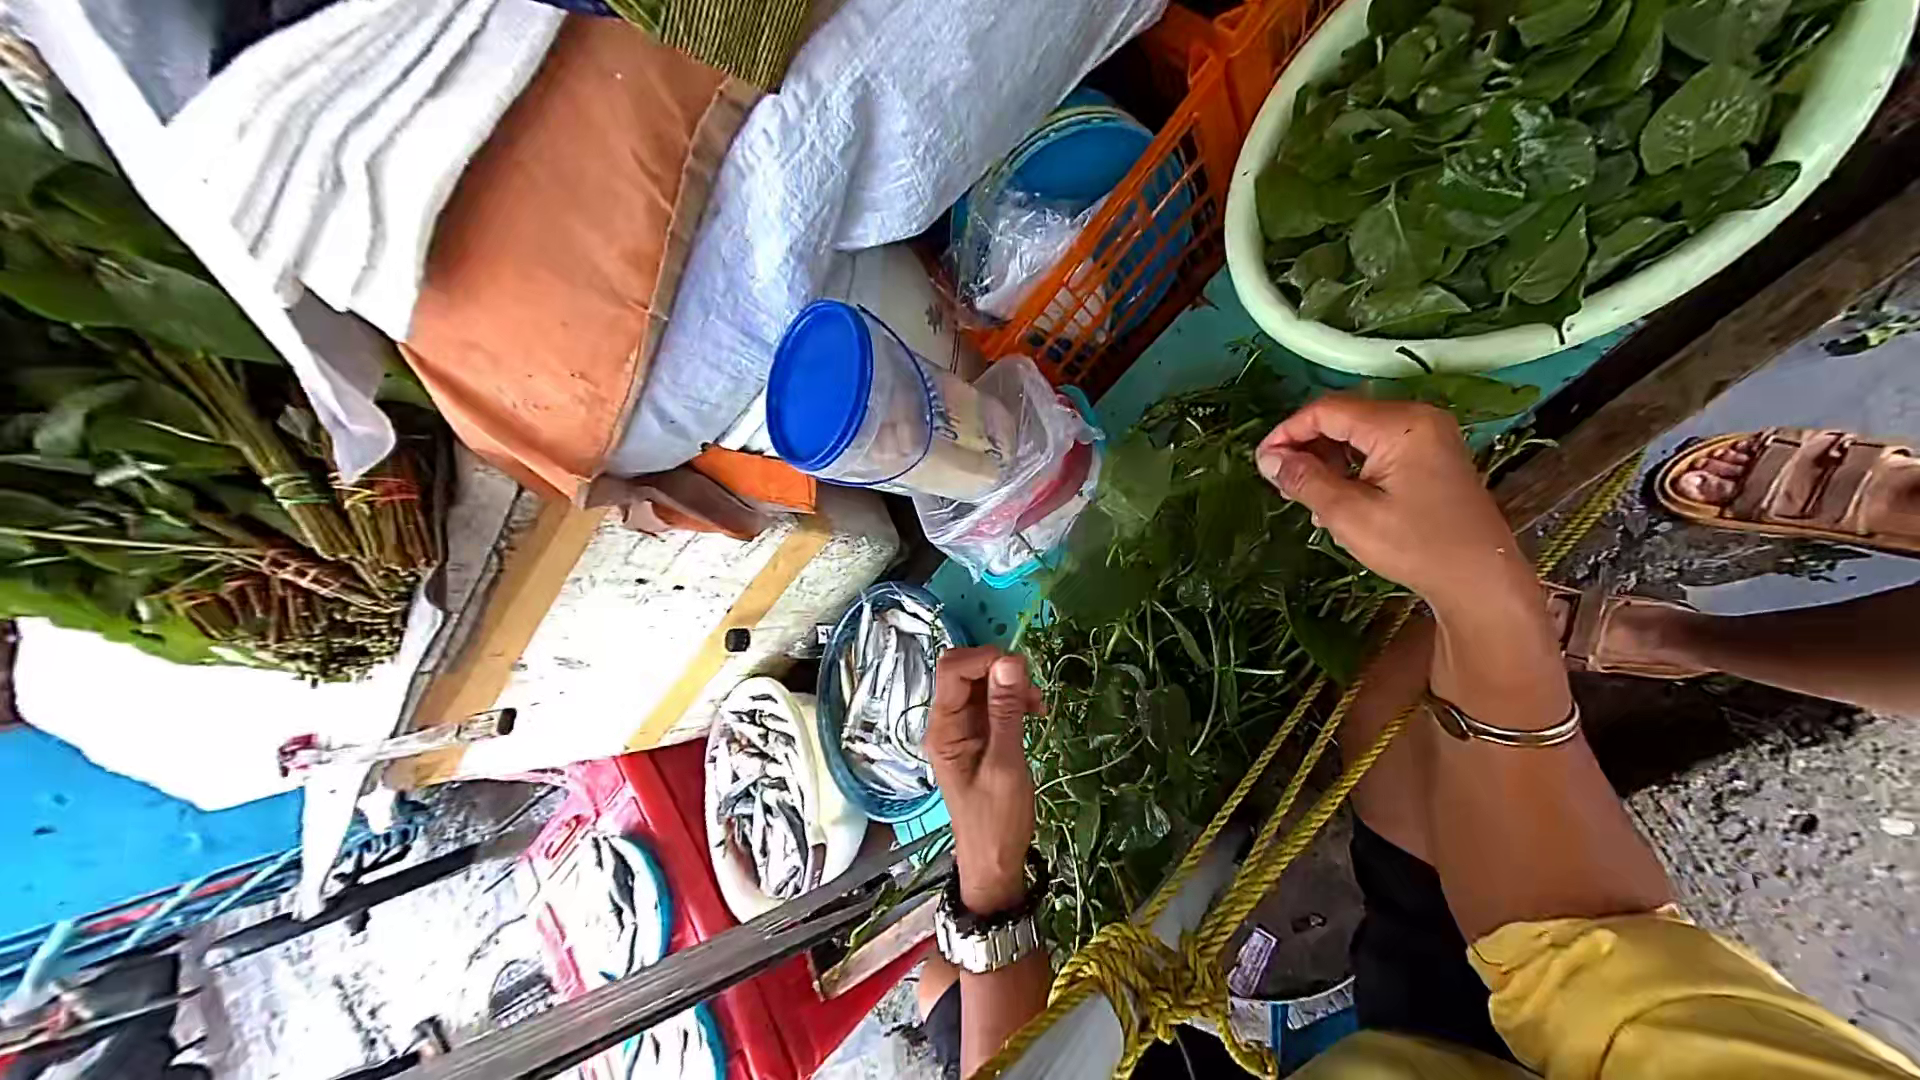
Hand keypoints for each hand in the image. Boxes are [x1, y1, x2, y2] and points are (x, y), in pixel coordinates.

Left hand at [925, 647, 1043, 914]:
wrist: (995, 861)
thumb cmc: (997, 820)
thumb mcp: (1006, 764)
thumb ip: (1006, 711)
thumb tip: (1011, 660)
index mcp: (943, 727)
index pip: (952, 670)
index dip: (984, 659)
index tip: (1020, 670)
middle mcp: (947, 721)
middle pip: (966, 671)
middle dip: (1000, 670)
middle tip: (1032, 691)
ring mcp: (962, 726)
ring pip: (982, 683)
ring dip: (1011, 685)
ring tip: (1038, 705)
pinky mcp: (978, 734)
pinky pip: (992, 701)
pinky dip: (1014, 699)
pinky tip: (1034, 712)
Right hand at [1254, 394, 1528, 614]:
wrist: (1479, 578)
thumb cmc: (1415, 546)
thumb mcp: (1348, 514)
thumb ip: (1304, 480)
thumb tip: (1267, 460)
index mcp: (1400, 425)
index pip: (1326, 410)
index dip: (1286, 432)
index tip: (1261, 462)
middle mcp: (1416, 419)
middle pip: (1342, 416)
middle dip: (1304, 444)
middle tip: (1278, 479)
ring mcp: (1426, 435)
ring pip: (1356, 431)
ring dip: (1323, 456)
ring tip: (1301, 491)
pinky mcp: (1428, 455)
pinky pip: (1374, 446)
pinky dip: (1347, 464)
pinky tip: (1332, 494)